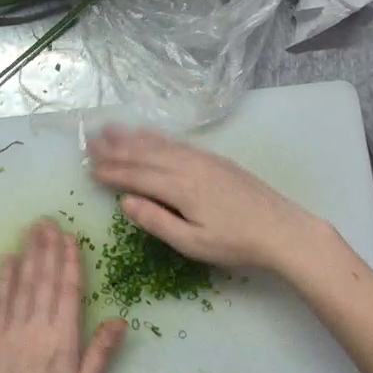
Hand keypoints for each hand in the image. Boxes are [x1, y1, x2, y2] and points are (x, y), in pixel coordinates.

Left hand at [0, 220, 125, 372]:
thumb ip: (102, 350)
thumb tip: (119, 320)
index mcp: (64, 339)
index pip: (67, 291)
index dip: (69, 262)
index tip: (71, 239)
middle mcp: (37, 328)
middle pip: (43, 280)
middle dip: (48, 248)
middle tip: (49, 221)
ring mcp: (12, 331)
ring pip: (22, 285)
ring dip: (28, 255)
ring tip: (32, 231)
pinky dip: (3, 279)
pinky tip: (7, 259)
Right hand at [87, 125, 342, 272]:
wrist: (283, 230)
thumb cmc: (236, 244)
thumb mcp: (192, 244)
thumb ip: (157, 221)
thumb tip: (126, 202)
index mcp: (180, 188)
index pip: (137, 176)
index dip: (111, 172)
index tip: (89, 169)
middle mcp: (189, 166)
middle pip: (144, 154)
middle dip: (115, 148)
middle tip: (89, 140)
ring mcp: (203, 159)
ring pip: (160, 144)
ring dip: (132, 137)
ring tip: (110, 129)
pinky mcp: (215, 160)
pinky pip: (177, 143)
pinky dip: (157, 137)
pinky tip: (149, 135)